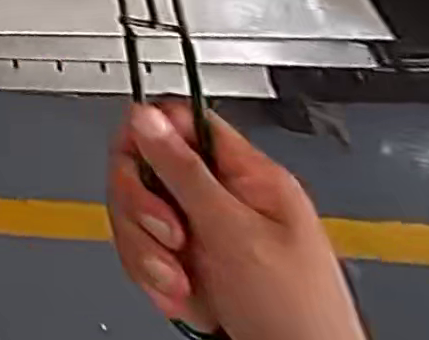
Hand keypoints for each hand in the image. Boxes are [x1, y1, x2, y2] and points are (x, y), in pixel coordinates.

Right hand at [106, 101, 364, 339]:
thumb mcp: (234, 232)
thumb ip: (184, 169)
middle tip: (168, 235)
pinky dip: (147, 268)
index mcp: (246, 176)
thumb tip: (145, 114)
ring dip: (143, 245)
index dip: (148, 133)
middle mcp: (219, 194)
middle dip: (140, 205)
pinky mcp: (179, 255)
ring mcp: (198, 226)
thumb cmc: (295, 315)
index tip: (139, 162)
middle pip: (143, 163)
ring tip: (175, 277)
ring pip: (132, 205)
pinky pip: (136, 239)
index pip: (179, 120)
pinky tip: (177, 290)